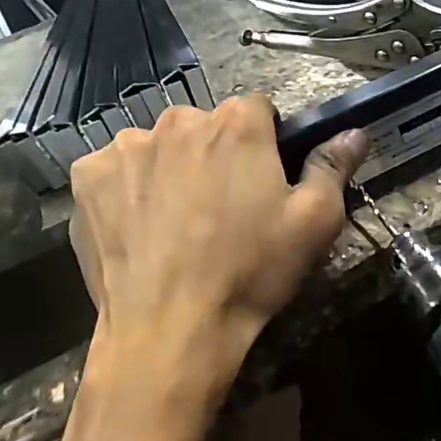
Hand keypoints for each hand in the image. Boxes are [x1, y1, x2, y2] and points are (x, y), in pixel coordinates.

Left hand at [68, 95, 367, 396]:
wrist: (169, 330)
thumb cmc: (250, 273)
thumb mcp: (313, 223)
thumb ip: (331, 166)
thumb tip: (353, 131)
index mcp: (235, 123)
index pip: (256, 109)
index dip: (263, 142)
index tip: (260, 179)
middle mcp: (177, 120)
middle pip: (203, 127)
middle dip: (213, 155)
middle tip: (218, 208)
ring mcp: (125, 147)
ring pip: (157, 148)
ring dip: (167, 170)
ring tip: (173, 223)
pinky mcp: (86, 178)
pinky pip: (114, 172)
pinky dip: (124, 191)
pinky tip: (135, 230)